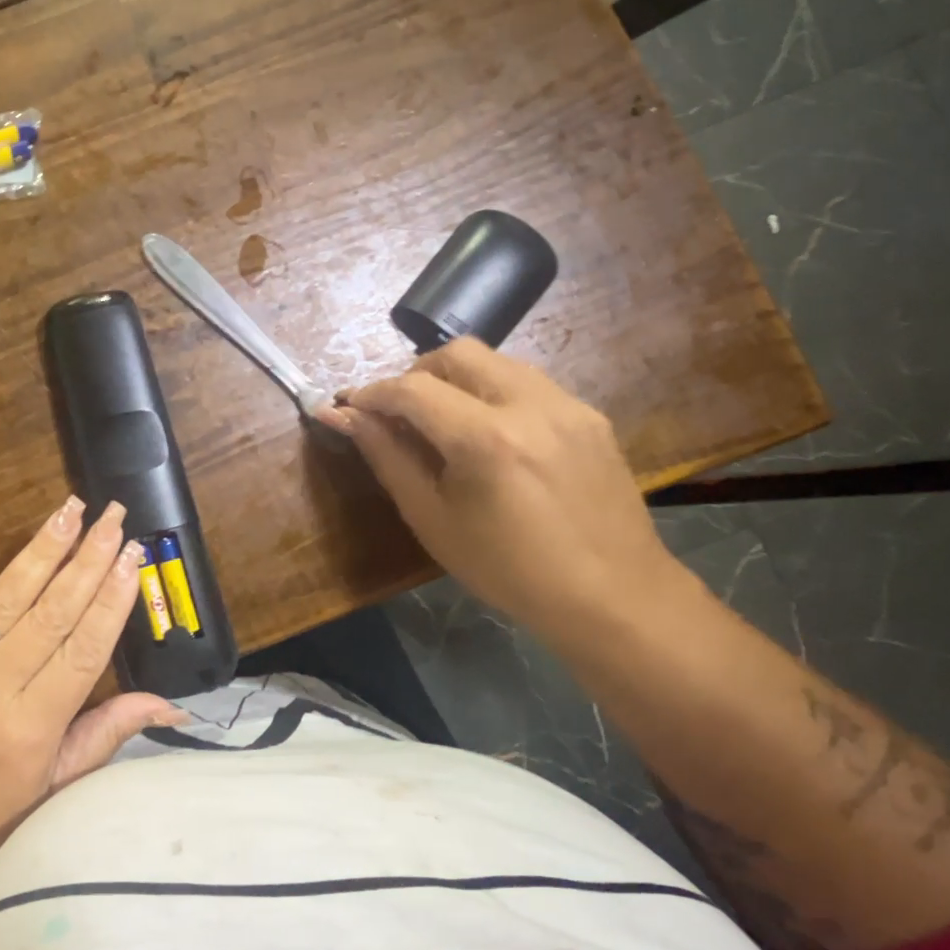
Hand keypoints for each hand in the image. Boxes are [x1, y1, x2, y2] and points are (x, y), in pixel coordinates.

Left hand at [0, 497, 185, 903]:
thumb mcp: (52, 793)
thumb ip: (106, 737)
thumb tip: (172, 706)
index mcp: (30, 727)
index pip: (84, 648)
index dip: (113, 599)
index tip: (134, 556)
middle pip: (51, 611)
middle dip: (88, 560)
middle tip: (113, 516)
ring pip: (5, 595)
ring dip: (41, 548)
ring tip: (69, 509)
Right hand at [313, 338, 683, 627]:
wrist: (610, 595)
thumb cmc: (506, 568)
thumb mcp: (431, 517)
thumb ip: (386, 456)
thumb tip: (339, 415)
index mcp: (485, 439)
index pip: (412, 388)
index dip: (372, 393)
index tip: (348, 407)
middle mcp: (530, 406)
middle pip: (456, 353)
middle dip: (415, 374)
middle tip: (397, 413)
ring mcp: (567, 405)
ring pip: (495, 361)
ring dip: (456, 379)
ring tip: (441, 422)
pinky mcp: (589, 415)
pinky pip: (528, 383)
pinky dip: (492, 393)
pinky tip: (488, 435)